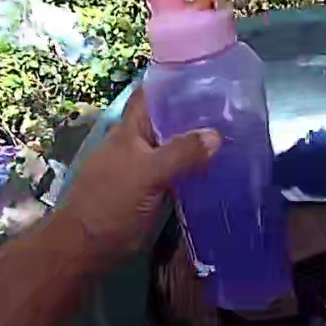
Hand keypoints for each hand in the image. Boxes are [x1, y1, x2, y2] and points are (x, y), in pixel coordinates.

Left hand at [55, 88, 218, 265]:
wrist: (89, 248)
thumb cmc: (110, 204)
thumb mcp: (147, 174)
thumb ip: (181, 153)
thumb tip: (216, 135)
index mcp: (131, 130)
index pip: (152, 94)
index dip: (175, 82)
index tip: (208, 78)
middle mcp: (139, 145)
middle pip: (169, 120)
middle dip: (197, 114)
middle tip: (234, 110)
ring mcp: (147, 169)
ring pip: (177, 148)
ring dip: (200, 144)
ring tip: (236, 137)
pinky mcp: (155, 192)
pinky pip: (181, 172)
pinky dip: (198, 169)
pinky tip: (221, 170)